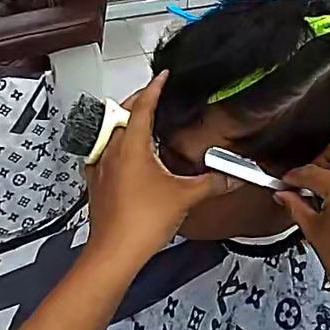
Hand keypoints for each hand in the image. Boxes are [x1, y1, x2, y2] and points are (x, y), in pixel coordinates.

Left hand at [83, 72, 235, 261]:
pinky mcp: (96, 183)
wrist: (114, 252)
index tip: (163, 77)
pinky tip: (127, 157)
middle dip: (138, 101)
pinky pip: (104, 153)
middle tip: (153, 95)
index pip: (142, 106)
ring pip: (110, 132)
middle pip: (121, 114)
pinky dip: (116, 144)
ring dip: (125, 122)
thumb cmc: (141, 222)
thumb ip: (213, 183)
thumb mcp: (185, 197)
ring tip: (143, 122)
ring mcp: (100, 167)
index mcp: (131, 147)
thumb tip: (233, 176)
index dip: (154, 88)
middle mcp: (111, 151)